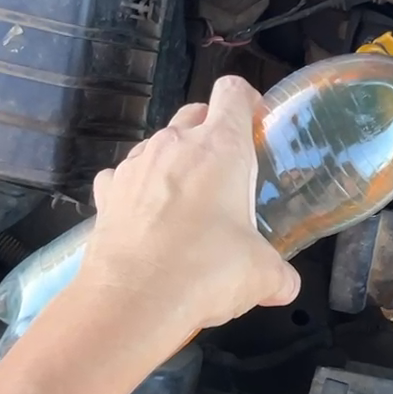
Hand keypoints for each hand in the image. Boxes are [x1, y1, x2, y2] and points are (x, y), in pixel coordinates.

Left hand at [77, 76, 300, 334]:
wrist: (131, 301)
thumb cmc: (207, 271)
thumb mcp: (261, 276)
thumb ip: (279, 275)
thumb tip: (286, 286)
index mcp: (221, 148)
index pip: (233, 92)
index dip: (247, 101)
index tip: (256, 126)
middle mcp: (175, 144)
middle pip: (195, 111)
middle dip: (212, 130)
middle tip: (228, 172)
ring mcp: (135, 165)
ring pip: (159, 143)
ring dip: (175, 161)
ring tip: (187, 202)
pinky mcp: (106, 193)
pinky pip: (124, 176)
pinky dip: (138, 189)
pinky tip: (148, 219)